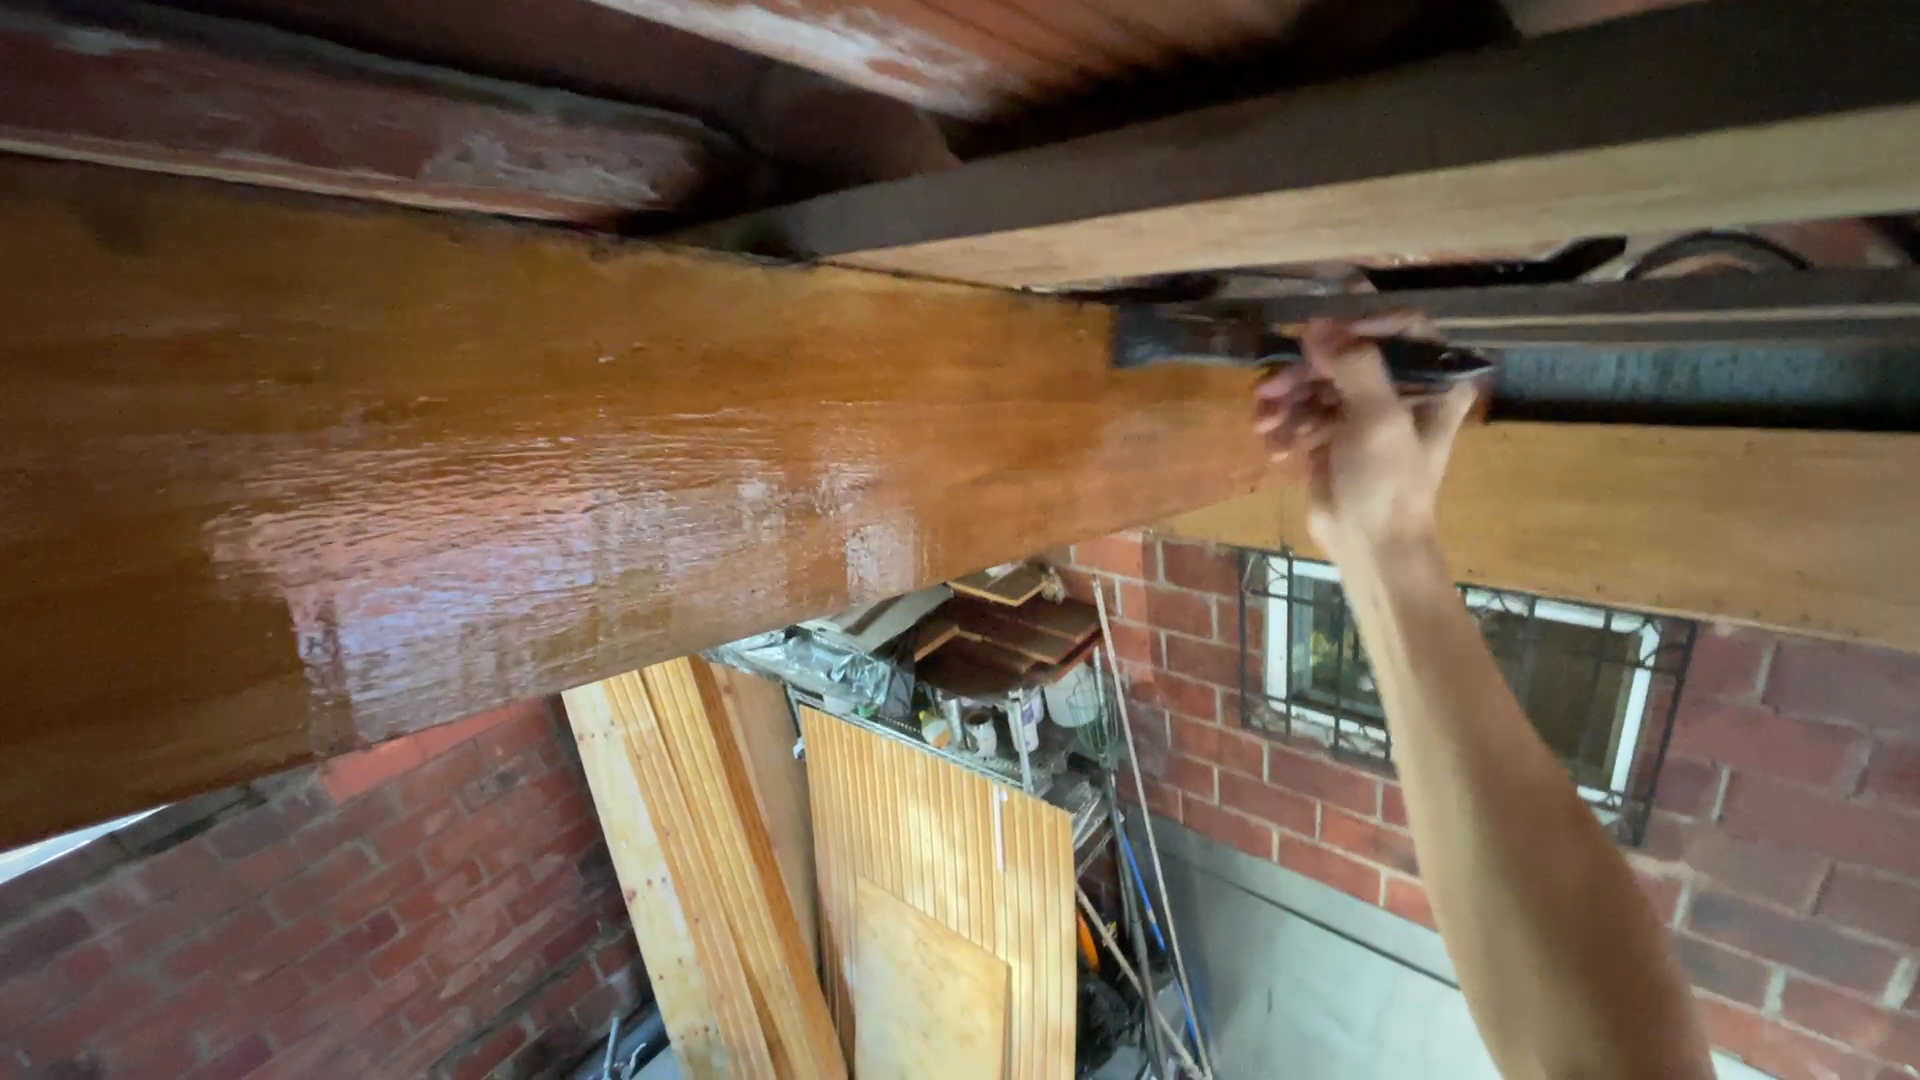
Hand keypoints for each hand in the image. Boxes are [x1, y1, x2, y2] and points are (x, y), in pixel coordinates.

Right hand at [1253, 315, 1477, 558]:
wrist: (1369, 545)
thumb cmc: (1387, 484)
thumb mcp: (1377, 419)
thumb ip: (1354, 366)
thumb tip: (1316, 325)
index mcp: (1431, 380)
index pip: (1400, 328)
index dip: (1357, 326)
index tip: (1316, 339)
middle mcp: (1400, 389)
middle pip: (1345, 357)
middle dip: (1304, 374)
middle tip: (1271, 389)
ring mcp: (1363, 413)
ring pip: (1317, 384)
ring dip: (1285, 402)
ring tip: (1263, 423)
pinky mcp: (1333, 435)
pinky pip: (1303, 413)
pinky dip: (1285, 426)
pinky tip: (1275, 446)